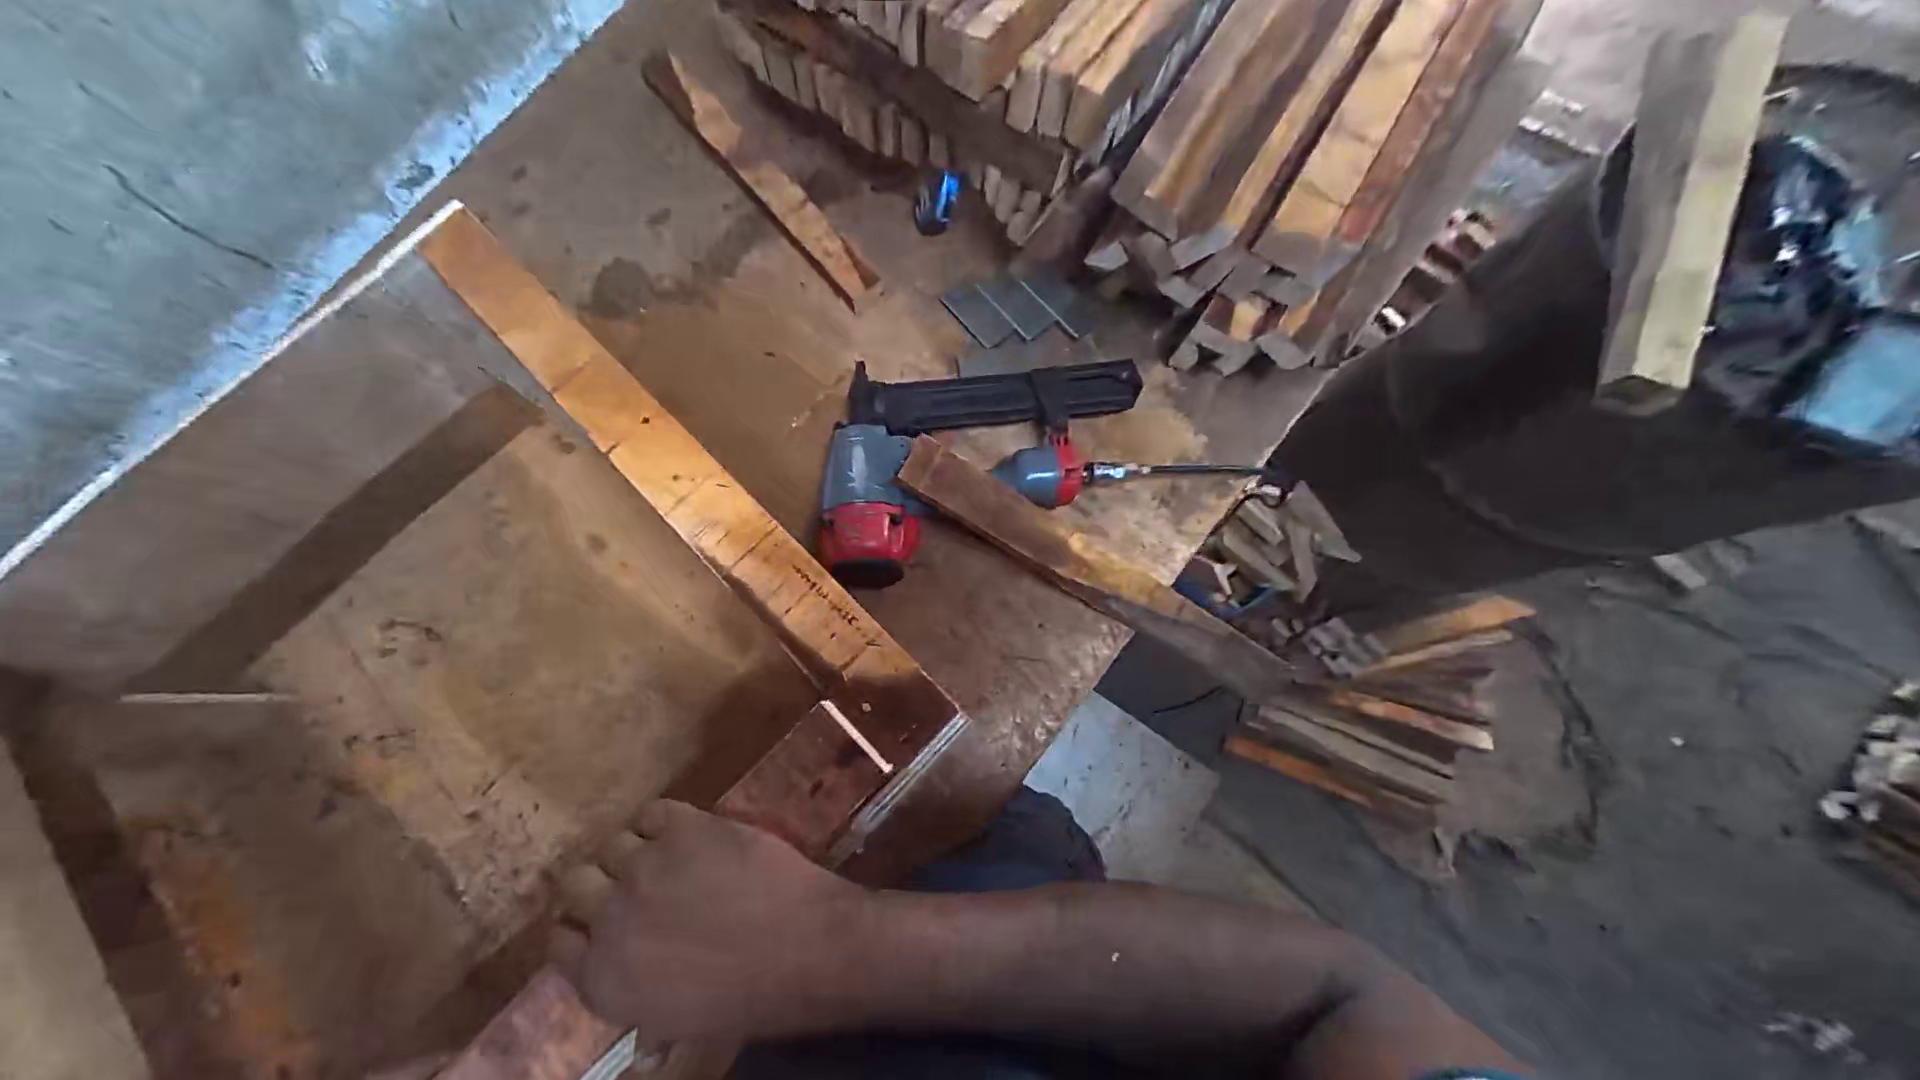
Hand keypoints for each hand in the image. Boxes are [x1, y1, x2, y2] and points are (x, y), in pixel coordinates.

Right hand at [549, 800, 877, 1041]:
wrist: (797, 942)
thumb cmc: (745, 995)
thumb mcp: (679, 1023)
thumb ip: (644, 1010)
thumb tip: (641, 1039)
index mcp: (601, 978)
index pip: (559, 941)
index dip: (580, 926)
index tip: (598, 918)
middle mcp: (609, 918)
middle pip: (576, 883)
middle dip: (599, 881)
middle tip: (632, 882)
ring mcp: (644, 867)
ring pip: (613, 843)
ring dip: (633, 849)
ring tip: (663, 855)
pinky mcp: (683, 827)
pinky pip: (653, 812)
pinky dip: (662, 820)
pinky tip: (684, 830)